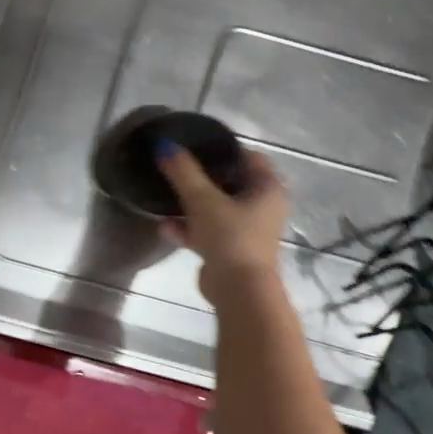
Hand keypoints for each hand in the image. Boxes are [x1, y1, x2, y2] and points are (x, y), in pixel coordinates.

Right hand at [159, 146, 288, 304]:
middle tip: (176, 171)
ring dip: (192, 204)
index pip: (248, 157)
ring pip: (217, 208)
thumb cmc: (230, 237)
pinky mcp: (230, 249)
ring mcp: (247, 229)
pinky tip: (165, 227)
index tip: (194, 147)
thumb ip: (183, 172)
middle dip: (203, 178)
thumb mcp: (203, 200)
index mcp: (268, 188)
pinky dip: (190, 227)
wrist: (238, 287)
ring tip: (166, 198)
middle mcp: (263, 206)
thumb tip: (164, 146)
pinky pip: (208, 230)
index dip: (222, 150)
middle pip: (231, 183)